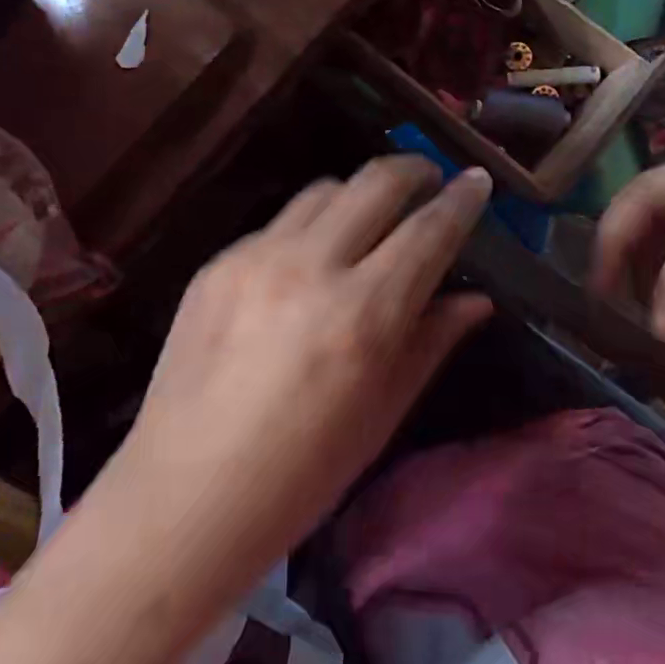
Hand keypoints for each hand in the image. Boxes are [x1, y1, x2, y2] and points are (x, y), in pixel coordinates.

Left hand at [117, 156, 493, 562]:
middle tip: (428, 181)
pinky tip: (306, 266)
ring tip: (369, 220)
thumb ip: (431, 341)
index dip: (460, 199)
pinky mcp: (217, 263)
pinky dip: (309, 228)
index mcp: (363, 314)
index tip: (477, 179)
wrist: (187, 493)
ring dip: (359, 193)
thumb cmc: (303, 473)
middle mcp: (311, 267)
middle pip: (375, 182)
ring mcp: (256, 258)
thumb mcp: (383, 412)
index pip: (428, 231)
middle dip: (413, 169)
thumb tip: (475, 300)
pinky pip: (278, 223)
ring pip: (324, 189)